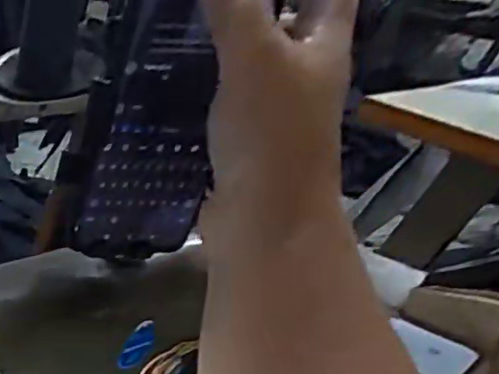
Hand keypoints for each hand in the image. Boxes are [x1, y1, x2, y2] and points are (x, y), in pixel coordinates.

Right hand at [202, 0, 357, 229]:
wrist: (261, 227)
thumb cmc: (272, 136)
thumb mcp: (254, 55)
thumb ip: (234, 6)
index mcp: (323, 44)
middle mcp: (302, 77)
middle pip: (286, 24)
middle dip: (257, 9)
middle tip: (213, 7)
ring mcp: (270, 119)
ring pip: (249, 69)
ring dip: (223, 50)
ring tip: (185, 29)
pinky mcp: (239, 152)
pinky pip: (221, 111)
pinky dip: (201, 96)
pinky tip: (174, 89)